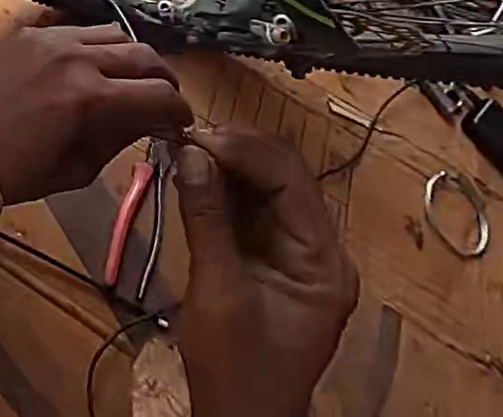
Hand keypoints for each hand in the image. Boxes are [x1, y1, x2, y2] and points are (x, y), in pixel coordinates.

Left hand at [0, 24, 191, 204]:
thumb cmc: (19, 169)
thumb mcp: (79, 167)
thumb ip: (121, 136)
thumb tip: (153, 120)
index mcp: (89, 97)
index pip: (158, 93)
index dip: (179, 110)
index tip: (181, 121)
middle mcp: (75, 57)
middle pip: (143, 54)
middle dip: (162, 78)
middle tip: (163, 98)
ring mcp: (50, 38)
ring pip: (113, 33)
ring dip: (130, 56)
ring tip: (129, 78)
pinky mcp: (31, 33)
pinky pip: (77, 30)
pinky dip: (94, 46)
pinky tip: (90, 66)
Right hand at [175, 128, 358, 416]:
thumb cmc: (236, 366)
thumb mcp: (218, 290)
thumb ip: (206, 216)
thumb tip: (188, 150)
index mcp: (322, 260)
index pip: (290, 180)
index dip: (243, 150)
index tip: (194, 137)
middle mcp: (314, 245)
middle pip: (281, 172)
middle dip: (233, 148)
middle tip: (184, 138)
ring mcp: (289, 245)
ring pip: (261, 179)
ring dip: (222, 159)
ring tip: (180, 146)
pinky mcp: (262, 247)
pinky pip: (243, 198)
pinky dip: (216, 178)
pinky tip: (188, 167)